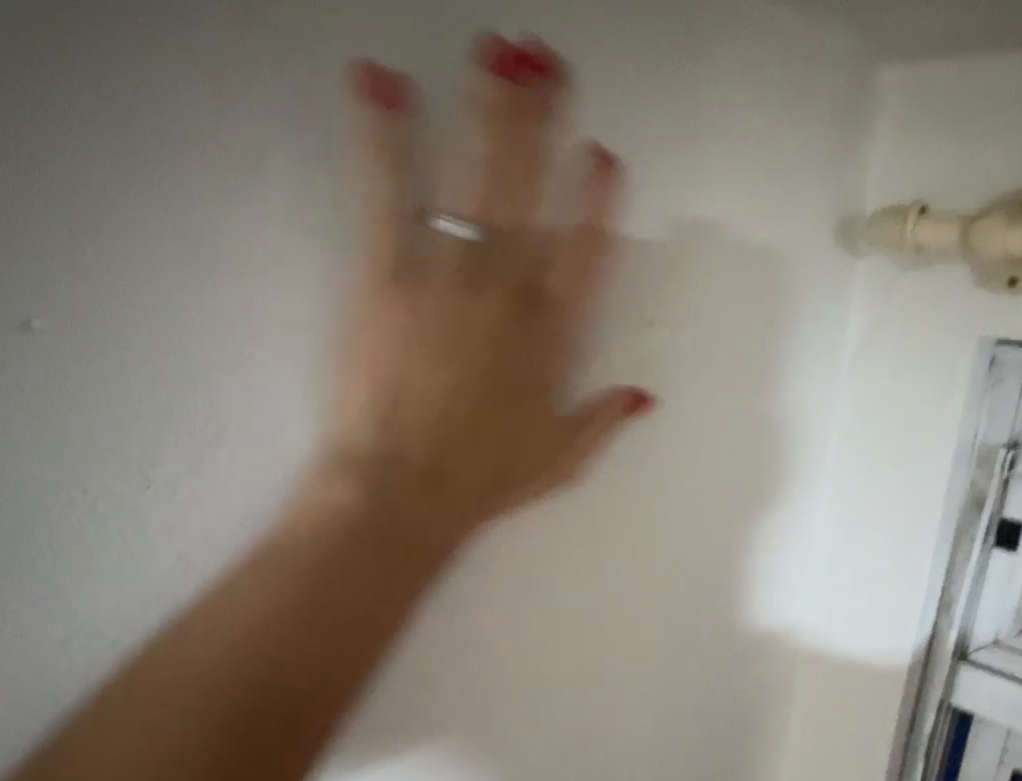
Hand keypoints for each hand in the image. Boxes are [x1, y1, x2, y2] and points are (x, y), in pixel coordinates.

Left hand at [315, 36, 653, 544]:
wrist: (402, 491)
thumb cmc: (486, 478)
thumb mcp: (562, 457)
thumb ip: (605, 418)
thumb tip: (644, 395)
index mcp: (555, 332)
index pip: (587, 249)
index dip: (596, 196)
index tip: (602, 152)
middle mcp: (510, 289)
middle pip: (534, 190)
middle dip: (542, 120)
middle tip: (545, 58)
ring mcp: (449, 274)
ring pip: (476, 176)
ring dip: (488, 108)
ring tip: (494, 48)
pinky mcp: (387, 273)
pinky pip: (387, 192)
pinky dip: (382, 133)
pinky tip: (377, 80)